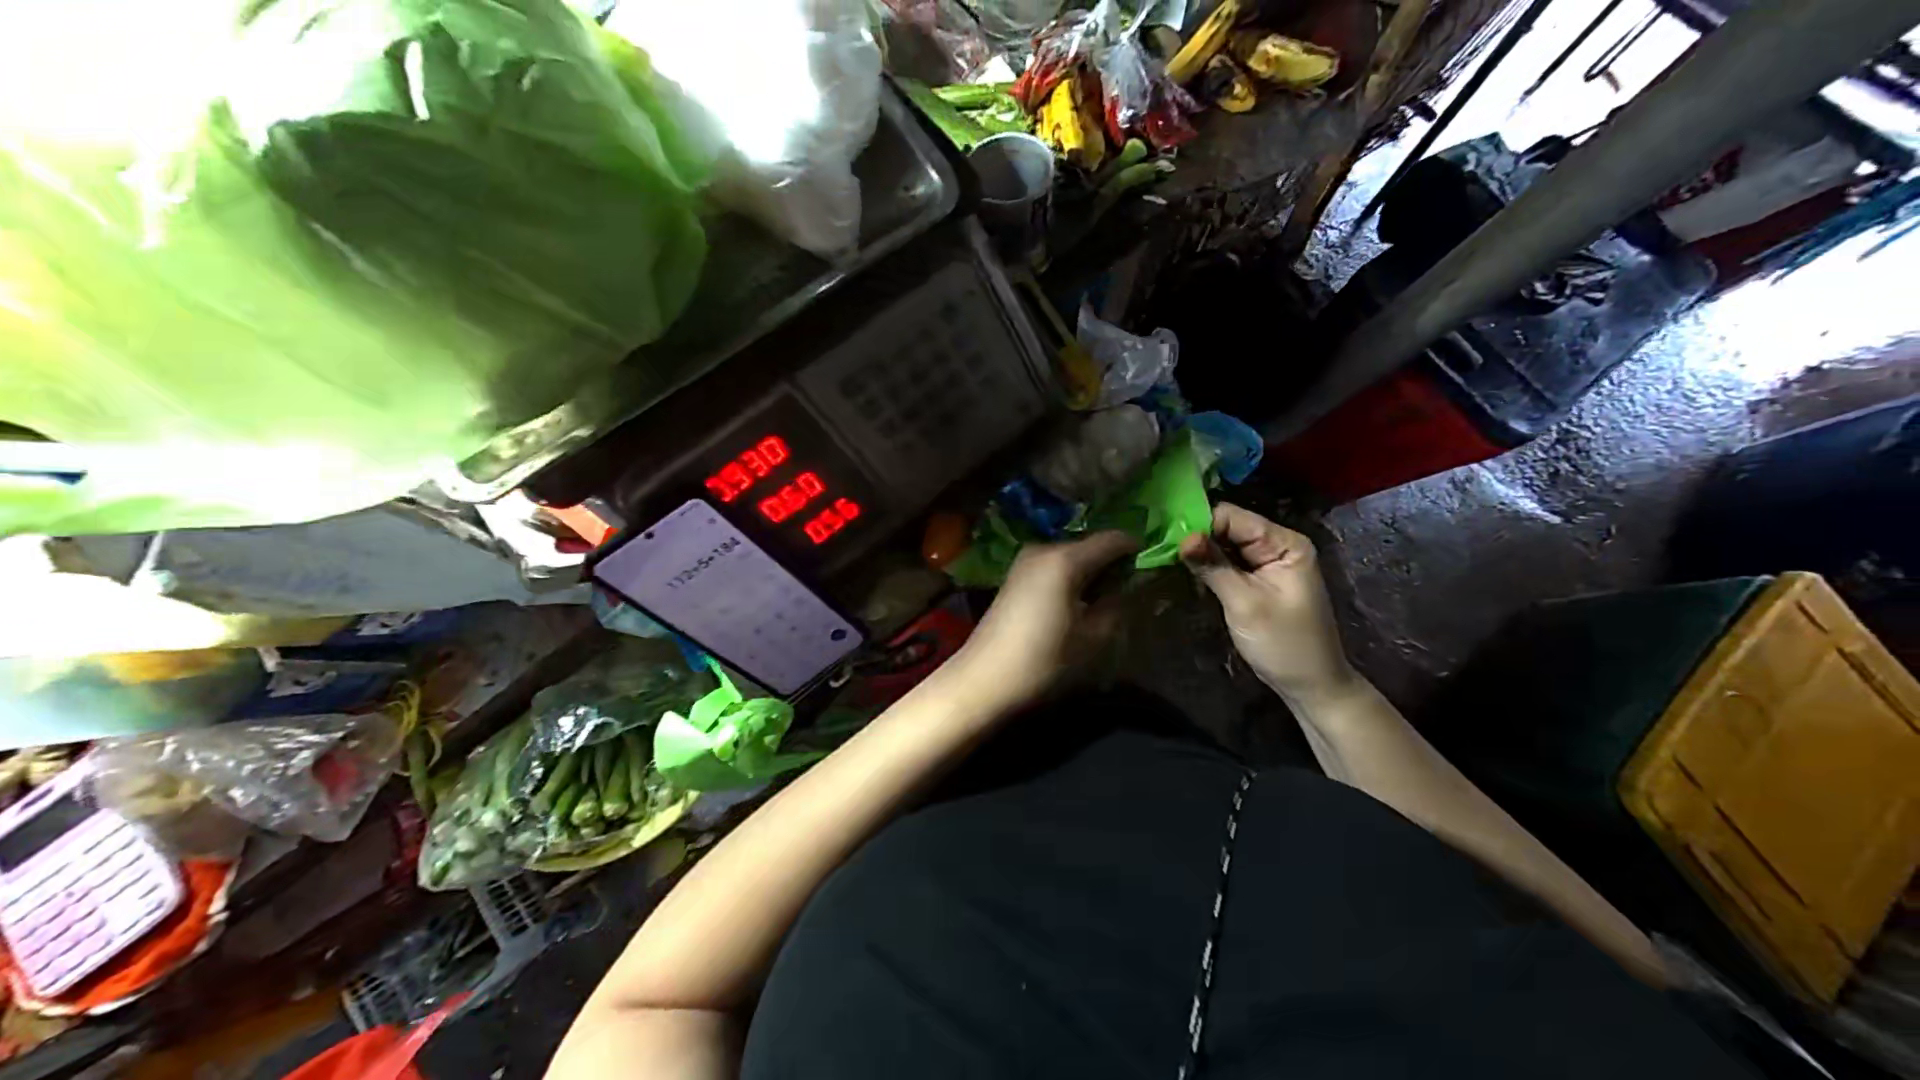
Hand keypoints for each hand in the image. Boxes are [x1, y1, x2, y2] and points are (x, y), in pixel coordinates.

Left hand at [944, 531, 1137, 711]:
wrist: (984, 678)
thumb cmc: (1043, 659)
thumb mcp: (1093, 637)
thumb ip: (1120, 604)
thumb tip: (1136, 586)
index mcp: (1066, 558)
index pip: (1115, 539)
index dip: (1139, 550)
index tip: (1156, 568)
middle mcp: (1044, 549)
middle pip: (1091, 546)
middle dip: (1115, 563)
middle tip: (1137, 589)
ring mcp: (1026, 561)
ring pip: (1073, 557)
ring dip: (1094, 573)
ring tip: (1111, 600)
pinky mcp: (1016, 576)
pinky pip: (1055, 568)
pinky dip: (1073, 579)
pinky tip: (1081, 604)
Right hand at [1179, 503, 1358, 706]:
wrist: (1312, 684)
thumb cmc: (1283, 644)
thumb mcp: (1244, 603)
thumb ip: (1213, 566)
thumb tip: (1182, 537)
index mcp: (1284, 543)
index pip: (1232, 517)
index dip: (1199, 524)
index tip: (1166, 538)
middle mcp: (1277, 544)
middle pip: (1227, 527)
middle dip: (1197, 537)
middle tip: (1160, 549)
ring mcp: (1268, 562)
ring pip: (1224, 545)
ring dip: (1200, 553)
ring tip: (1167, 558)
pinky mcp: (1258, 578)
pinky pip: (1228, 562)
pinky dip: (1209, 566)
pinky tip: (1187, 571)